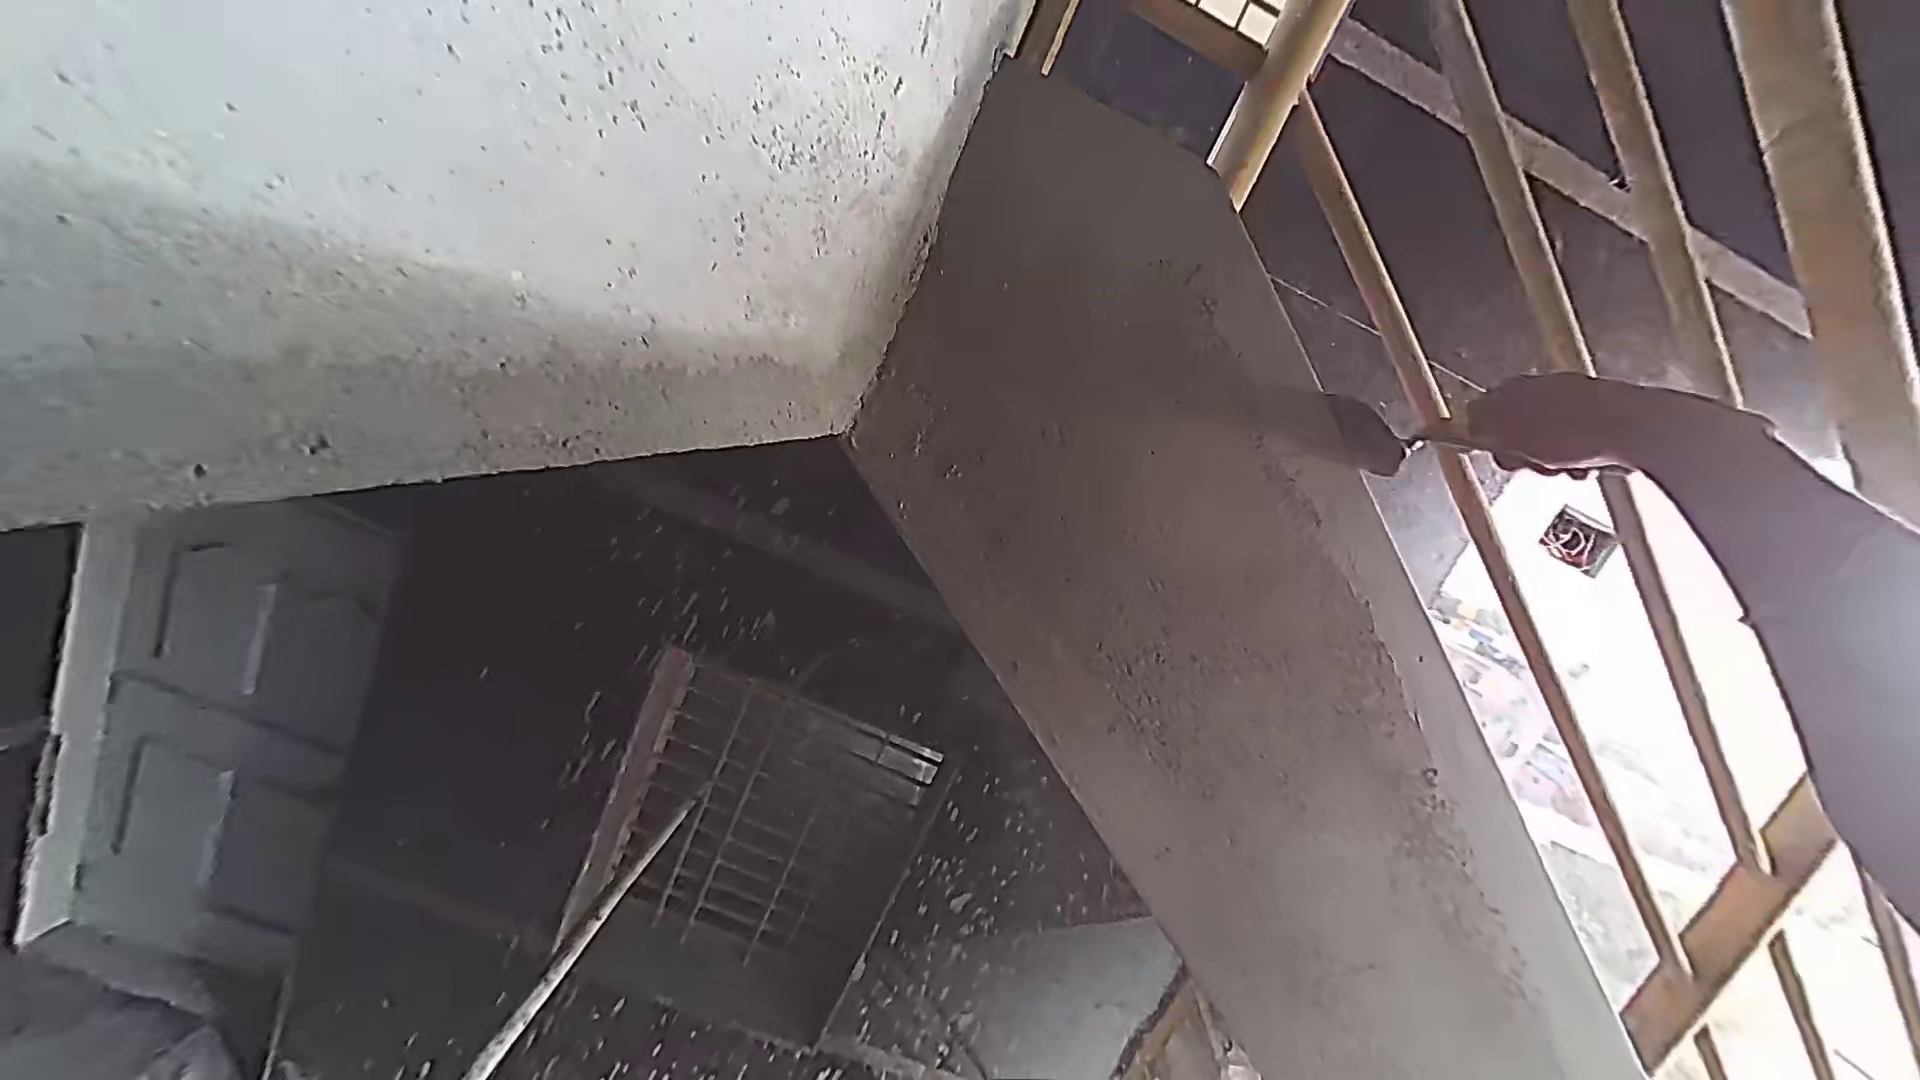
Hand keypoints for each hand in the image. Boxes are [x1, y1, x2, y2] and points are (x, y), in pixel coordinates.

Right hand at [1441, 372, 1762, 475]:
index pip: (1477, 411)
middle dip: (1517, 450)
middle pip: (1510, 425)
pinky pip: (1575, 437)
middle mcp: (1543, 386)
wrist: (1645, 431)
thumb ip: (1475, 431)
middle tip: (1528, 465)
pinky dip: (1575, 454)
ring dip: (1547, 457)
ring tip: (1561, 469)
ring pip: (1543, 435)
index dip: (1479, 437)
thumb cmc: (1574, 433)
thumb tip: (1450, 427)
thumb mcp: (1509, 438)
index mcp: (1515, 387)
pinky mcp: (1605, 411)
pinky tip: (1584, 465)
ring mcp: (1576, 397)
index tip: (1487, 453)